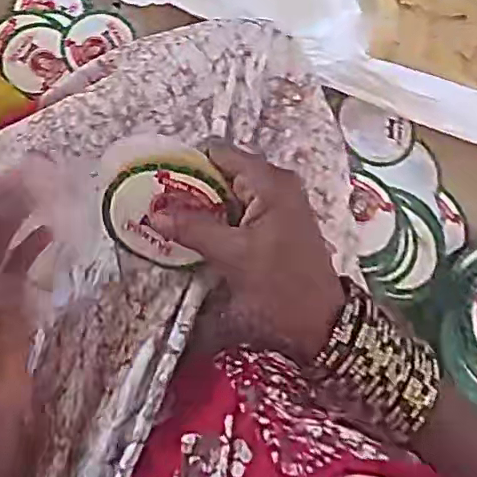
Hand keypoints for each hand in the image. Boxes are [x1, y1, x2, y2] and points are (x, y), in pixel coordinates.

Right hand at [152, 146, 344, 361]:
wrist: (321, 324)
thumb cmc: (281, 287)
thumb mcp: (234, 256)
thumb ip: (194, 229)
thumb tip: (155, 212)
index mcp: (270, 181)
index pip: (219, 152)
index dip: (188, 162)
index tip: (158, 181)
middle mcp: (276, 183)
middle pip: (222, 171)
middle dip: (191, 186)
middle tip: (156, 204)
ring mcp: (277, 203)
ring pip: (228, 192)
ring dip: (201, 205)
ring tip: (167, 219)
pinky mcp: (274, 223)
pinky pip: (238, 210)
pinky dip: (217, 218)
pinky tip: (194, 234)